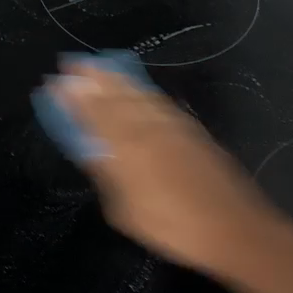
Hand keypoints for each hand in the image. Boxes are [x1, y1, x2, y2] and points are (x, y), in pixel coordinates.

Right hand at [47, 60, 285, 275]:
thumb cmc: (173, 227)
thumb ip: (105, 173)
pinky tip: (137, 87)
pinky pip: (158, 101)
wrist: (238, 229)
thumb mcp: (125, 210)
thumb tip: (86, 148)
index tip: (54, 82)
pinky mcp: (192, 130)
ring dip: (114, 78)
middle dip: (91, 78)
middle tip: (72, 63)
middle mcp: (147, 128)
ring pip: (137, 94)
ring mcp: (172, 126)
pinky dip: (142, 90)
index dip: (72, 97)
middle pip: (114, 96)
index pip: (92, 113)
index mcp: (126, 147)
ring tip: (97, 66)